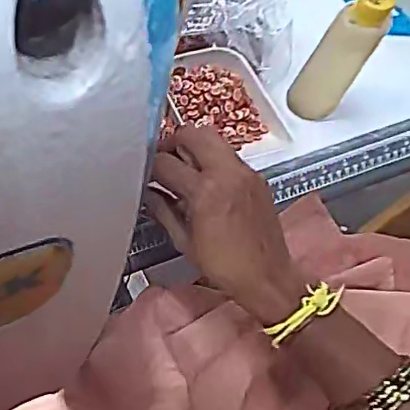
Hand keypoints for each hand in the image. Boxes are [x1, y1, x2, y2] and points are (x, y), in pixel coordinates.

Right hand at [146, 121, 305, 322]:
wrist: (266, 276)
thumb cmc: (224, 266)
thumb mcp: (184, 241)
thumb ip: (164, 211)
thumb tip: (151, 194)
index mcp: (205, 192)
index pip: (166, 163)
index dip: (150, 167)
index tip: (143, 174)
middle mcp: (227, 174)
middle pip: (193, 133)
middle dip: (172, 142)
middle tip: (163, 160)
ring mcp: (245, 173)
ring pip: (214, 139)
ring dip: (193, 147)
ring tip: (183, 169)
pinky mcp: (256, 178)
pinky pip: (228, 156)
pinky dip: (212, 160)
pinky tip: (205, 182)